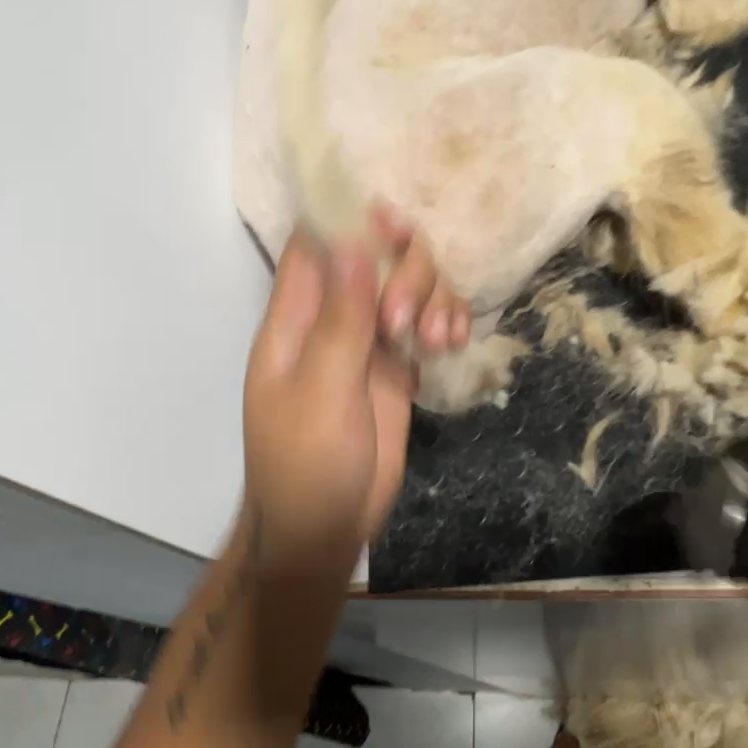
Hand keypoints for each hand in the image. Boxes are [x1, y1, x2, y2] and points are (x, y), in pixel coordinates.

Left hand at [242, 210, 470, 550]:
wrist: (326, 527)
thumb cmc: (308, 463)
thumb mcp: (322, 392)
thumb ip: (341, 320)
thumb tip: (354, 244)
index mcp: (294, 321)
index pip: (316, 247)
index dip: (349, 222)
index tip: (390, 220)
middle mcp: (332, 321)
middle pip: (373, 258)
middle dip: (403, 271)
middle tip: (407, 319)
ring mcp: (368, 342)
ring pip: (408, 287)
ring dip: (432, 298)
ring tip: (438, 340)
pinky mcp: (399, 366)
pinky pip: (428, 323)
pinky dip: (446, 322)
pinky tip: (453, 342)